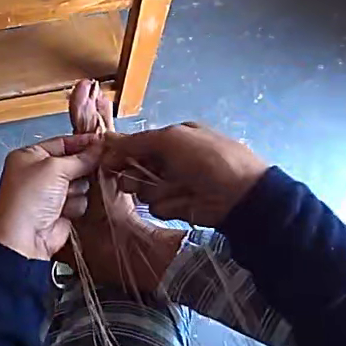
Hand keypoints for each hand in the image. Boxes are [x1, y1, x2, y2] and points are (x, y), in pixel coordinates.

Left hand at [0, 133, 102, 259]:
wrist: (25, 238)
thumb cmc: (29, 198)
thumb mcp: (54, 168)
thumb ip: (80, 157)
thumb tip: (99, 148)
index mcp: (29, 156)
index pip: (61, 142)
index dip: (82, 143)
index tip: (103, 142)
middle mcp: (38, 173)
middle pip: (73, 163)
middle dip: (81, 168)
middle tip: (91, 170)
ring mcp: (50, 192)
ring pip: (80, 182)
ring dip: (77, 189)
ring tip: (65, 197)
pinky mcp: (60, 210)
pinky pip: (80, 200)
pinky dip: (76, 204)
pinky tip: (66, 210)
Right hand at [104, 122, 269, 226]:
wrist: (240, 195)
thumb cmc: (206, 158)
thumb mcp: (170, 139)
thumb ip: (135, 141)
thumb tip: (105, 139)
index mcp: (172, 139)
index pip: (135, 145)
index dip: (119, 153)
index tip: (106, 162)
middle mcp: (170, 160)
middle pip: (133, 168)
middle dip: (131, 174)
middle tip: (133, 179)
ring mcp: (173, 184)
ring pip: (141, 189)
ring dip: (151, 189)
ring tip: (171, 188)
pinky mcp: (176, 206)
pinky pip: (156, 206)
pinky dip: (167, 203)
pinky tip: (183, 200)